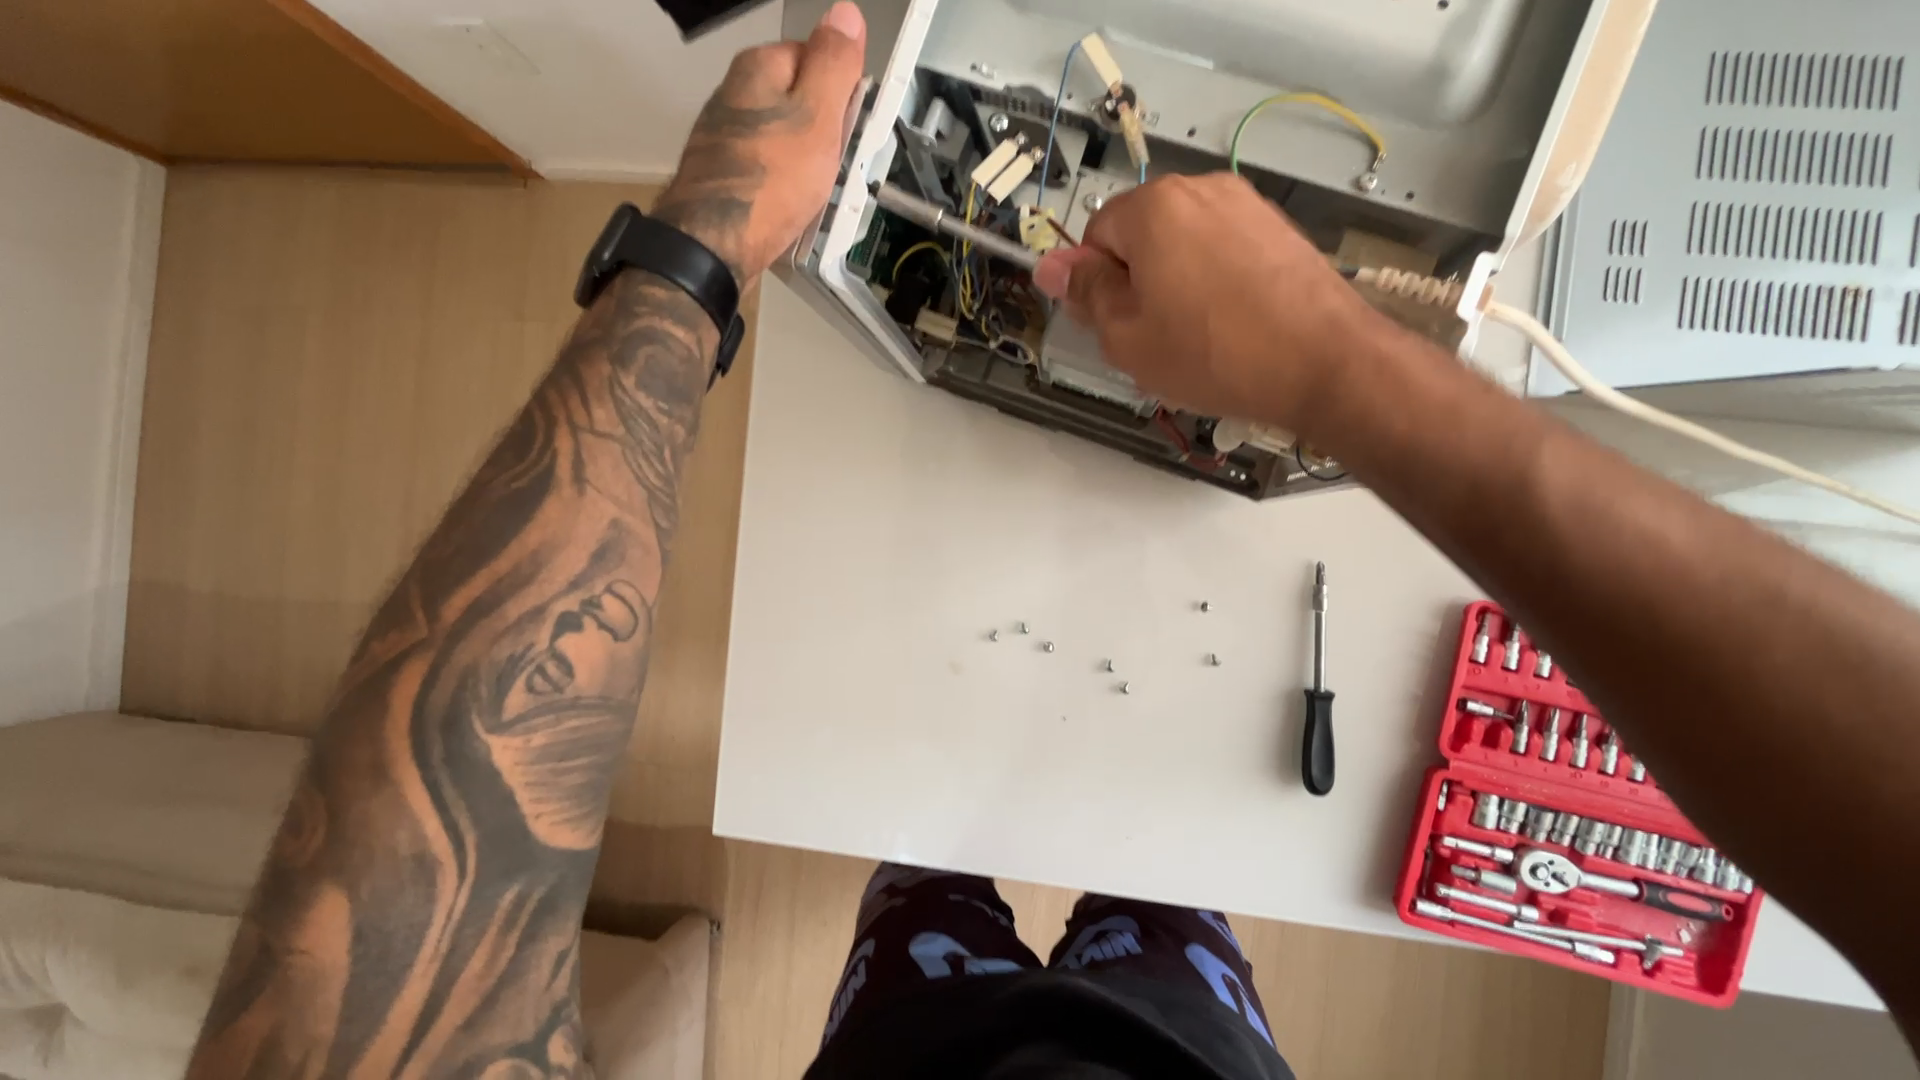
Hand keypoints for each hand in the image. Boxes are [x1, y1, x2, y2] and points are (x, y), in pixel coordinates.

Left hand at [654, 1, 866, 281]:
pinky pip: (770, 177)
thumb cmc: (769, 182)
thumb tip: (846, 13)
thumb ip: (834, 64)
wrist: (713, 245)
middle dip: (826, 136)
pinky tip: (794, 212)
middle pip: (800, 105)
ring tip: (818, 195)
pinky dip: (787, 192)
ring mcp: (726, 139)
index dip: (843, 94)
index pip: (817, 59)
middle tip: (838, 167)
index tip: (852, 127)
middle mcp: (735, 96)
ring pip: (786, 144)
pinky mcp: (723, 180)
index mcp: (759, 69)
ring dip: (809, 169)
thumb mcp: (817, 117)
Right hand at [1033, 174, 1374, 430]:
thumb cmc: (1216, 353)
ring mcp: (1245, 205)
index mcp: (1152, 208)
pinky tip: (1229, 325)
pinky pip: (1223, 250)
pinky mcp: (1278, 228)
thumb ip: (1085, 294)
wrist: (1323, 362)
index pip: (1094, 235)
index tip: (1111, 324)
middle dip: (1136, 281)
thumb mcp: (1127, 336)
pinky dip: (1215, 282)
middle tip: (1151, 337)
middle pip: (1140, 234)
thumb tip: (1050, 266)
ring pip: (1183, 243)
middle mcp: (1199, 189)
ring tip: (1194, 336)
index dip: (1095, 284)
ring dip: (1176, 283)